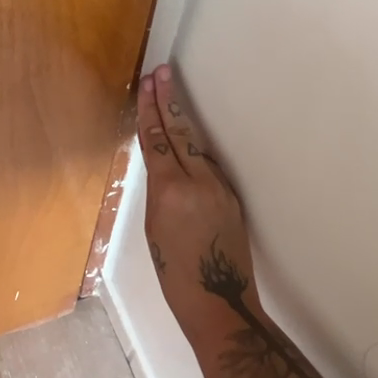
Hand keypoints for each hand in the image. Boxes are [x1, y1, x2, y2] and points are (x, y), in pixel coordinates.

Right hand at [138, 64, 346, 377]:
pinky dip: (194, 152)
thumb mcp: (154, 226)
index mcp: (171, 190)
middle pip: (179, 132)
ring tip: (171, 95)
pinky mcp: (231, 198)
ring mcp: (219, 188)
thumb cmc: (175, 274)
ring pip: (196, 147)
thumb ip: (159, 189)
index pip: (156, 140)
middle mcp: (198, 182)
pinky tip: (186, 146)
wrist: (220, 304)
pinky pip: (208, 167)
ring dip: (181, 121)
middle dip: (168, 100)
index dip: (149, 110)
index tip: (146, 84)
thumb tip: (163, 165)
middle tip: (162, 72)